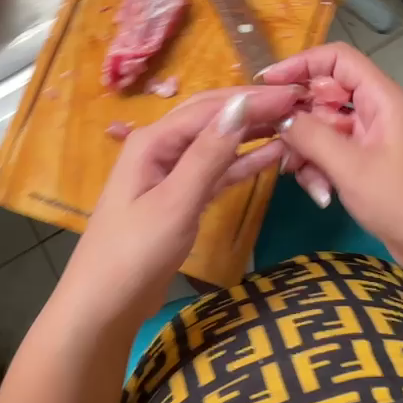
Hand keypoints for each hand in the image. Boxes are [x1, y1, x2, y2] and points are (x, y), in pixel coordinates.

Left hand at [55, 85, 304, 325]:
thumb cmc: (134, 253)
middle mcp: (162, 147)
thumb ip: (208, 154)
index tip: (294, 95)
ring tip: (293, 123)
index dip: (253, 99)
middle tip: (299, 104)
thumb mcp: (175, 203)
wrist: (104, 306)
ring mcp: (172, 172)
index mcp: (154, 140)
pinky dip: (244, 161)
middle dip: (254, 107)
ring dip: (252, 131)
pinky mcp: (183, 197)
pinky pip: (218, 170)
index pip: (211, 108)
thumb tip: (240, 105)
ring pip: (218, 141)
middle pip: (214, 116)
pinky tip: (274, 154)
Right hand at [259, 43, 402, 271]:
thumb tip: (279, 116)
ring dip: (307, 150)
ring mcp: (370, 135)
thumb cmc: (402, 200)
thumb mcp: (350, 167)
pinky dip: (320, 167)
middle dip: (299, 119)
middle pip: (324, 93)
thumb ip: (311, 135)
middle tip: (275, 143)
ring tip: (300, 176)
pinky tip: (320, 193)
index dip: (301, 63)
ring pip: (323, 125)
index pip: (336, 58)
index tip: (267, 83)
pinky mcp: (365, 160)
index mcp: (380, 97)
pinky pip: (331, 150)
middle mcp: (375, 108)